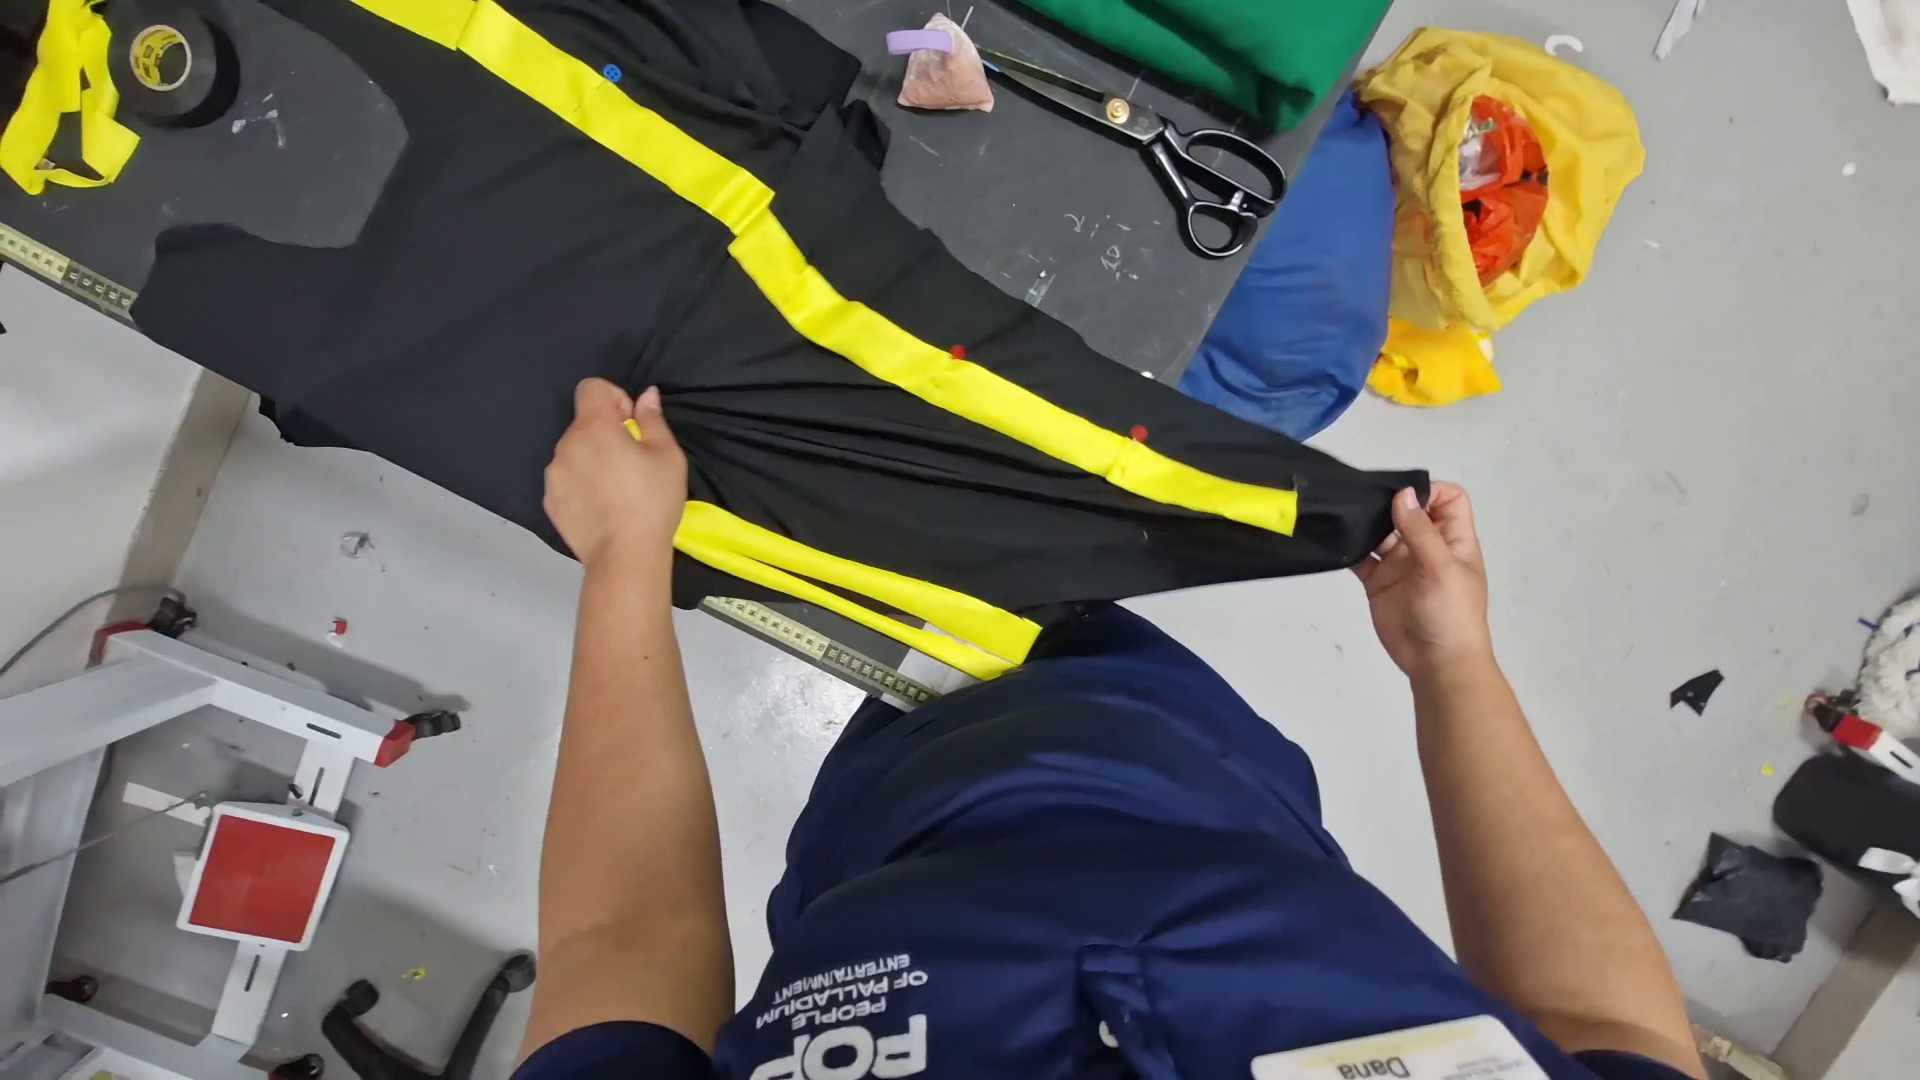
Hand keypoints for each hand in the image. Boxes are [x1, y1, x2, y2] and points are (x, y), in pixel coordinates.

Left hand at [544, 379, 686, 567]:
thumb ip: (653, 420)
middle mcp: (566, 445)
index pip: (591, 387)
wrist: (625, 556)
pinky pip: (567, 479)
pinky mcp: (550, 500)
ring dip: (594, 459)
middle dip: (607, 433)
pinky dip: (583, 483)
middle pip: (584, 423)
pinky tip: (604, 506)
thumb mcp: (668, 457)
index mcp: (595, 428)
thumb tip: (647, 396)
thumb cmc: (652, 502)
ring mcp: (554, 474)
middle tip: (634, 462)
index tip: (632, 423)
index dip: (614, 397)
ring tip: (619, 489)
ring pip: (575, 452)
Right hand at [1351, 483, 1492, 680]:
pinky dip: (1348, 549)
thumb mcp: (1441, 569)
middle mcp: (1426, 546)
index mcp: (1452, 540)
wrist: (1435, 661)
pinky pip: (1361, 557)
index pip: (1447, 500)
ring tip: (1342, 515)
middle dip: (1387, 502)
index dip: (1427, 491)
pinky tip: (1335, 543)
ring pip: (1381, 532)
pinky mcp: (1378, 581)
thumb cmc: (1451, 614)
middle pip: (1407, 511)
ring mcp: (1400, 564)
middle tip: (1359, 498)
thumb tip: (1402, 494)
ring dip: (1365, 524)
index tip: (1398, 495)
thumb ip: (1420, 531)